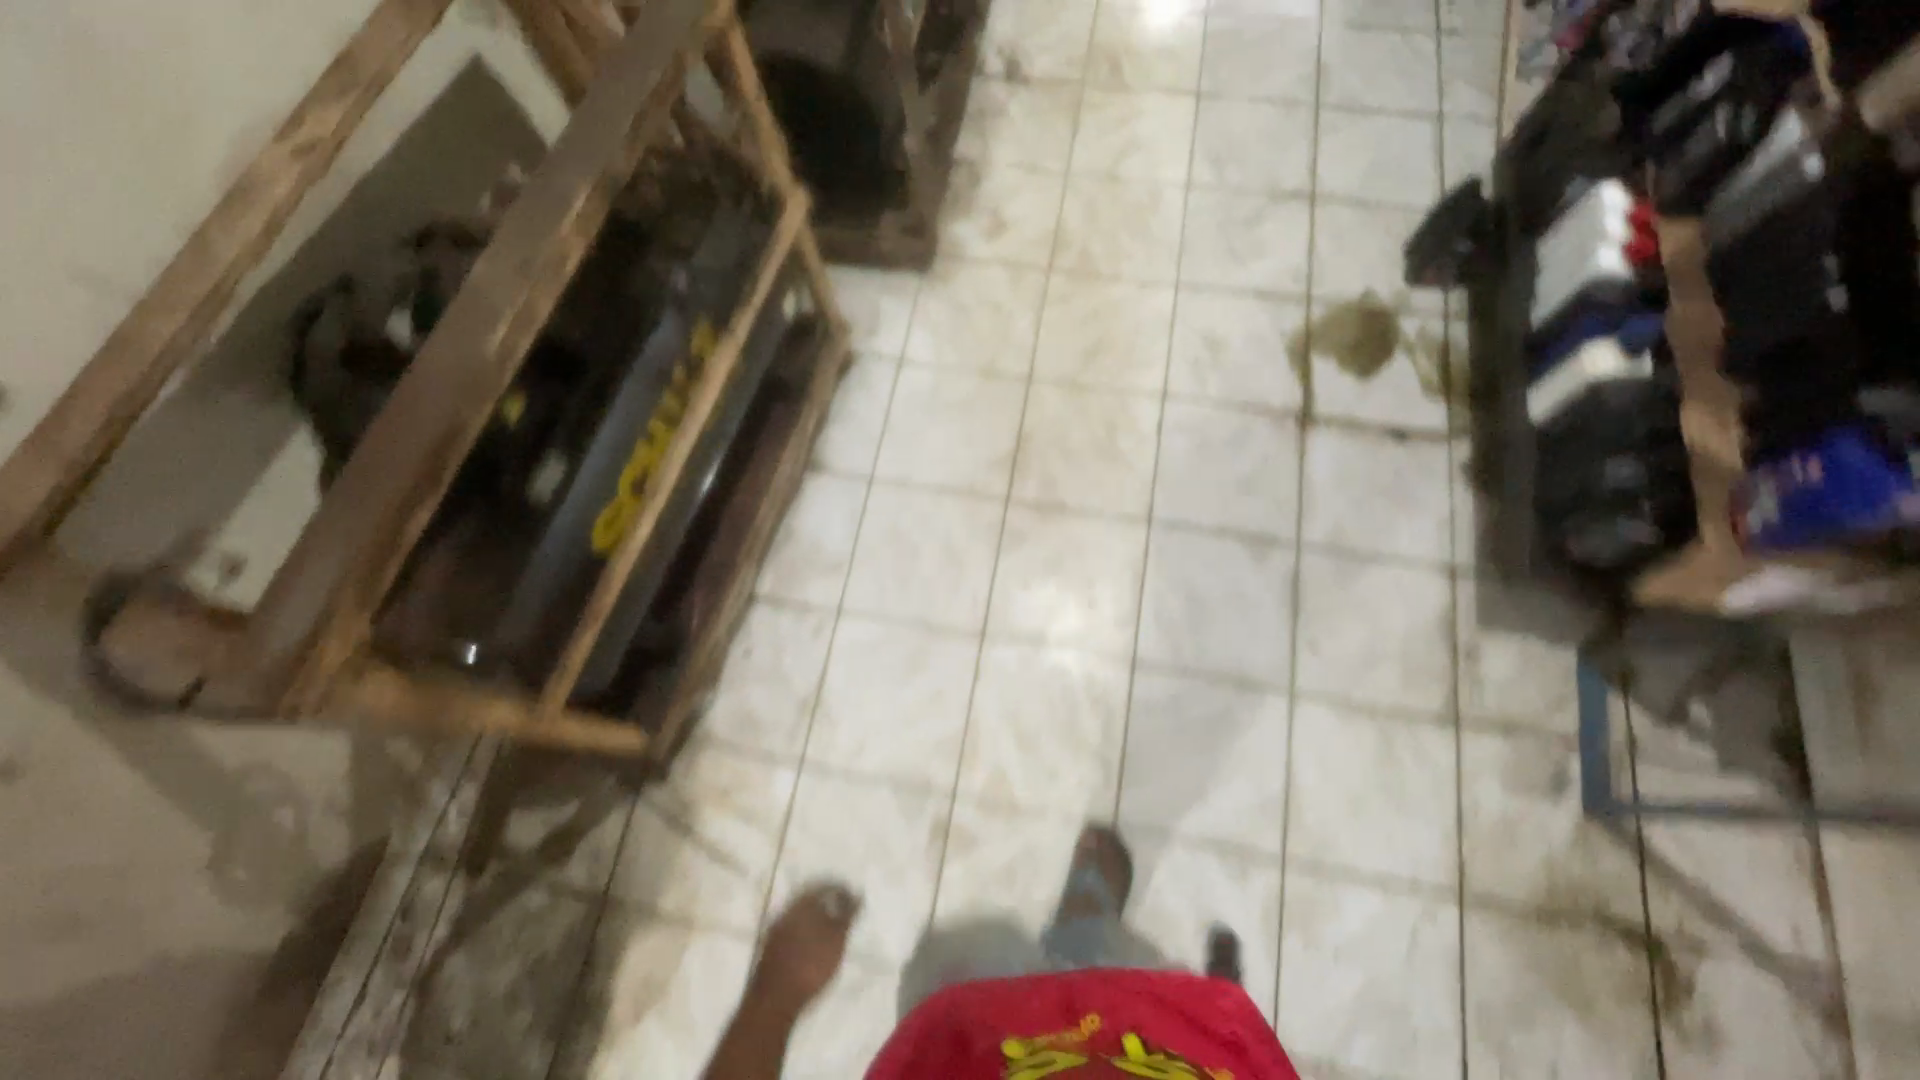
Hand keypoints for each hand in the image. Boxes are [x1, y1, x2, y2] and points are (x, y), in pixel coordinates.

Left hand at [751, 882, 860, 1015]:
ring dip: (818, 919)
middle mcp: (785, 913)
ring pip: (800, 916)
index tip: (855, 895)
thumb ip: (846, 916)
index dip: (840, 888)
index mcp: (800, 905)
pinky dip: (808, 933)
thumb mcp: (835, 940)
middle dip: (828, 902)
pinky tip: (816, 946)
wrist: (773, 1003)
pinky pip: (793, 931)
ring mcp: (775, 933)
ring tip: (835, 930)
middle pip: (809, 899)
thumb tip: (856, 895)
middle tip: (846, 911)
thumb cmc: (809, 967)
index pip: (822, 886)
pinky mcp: (770, 951)